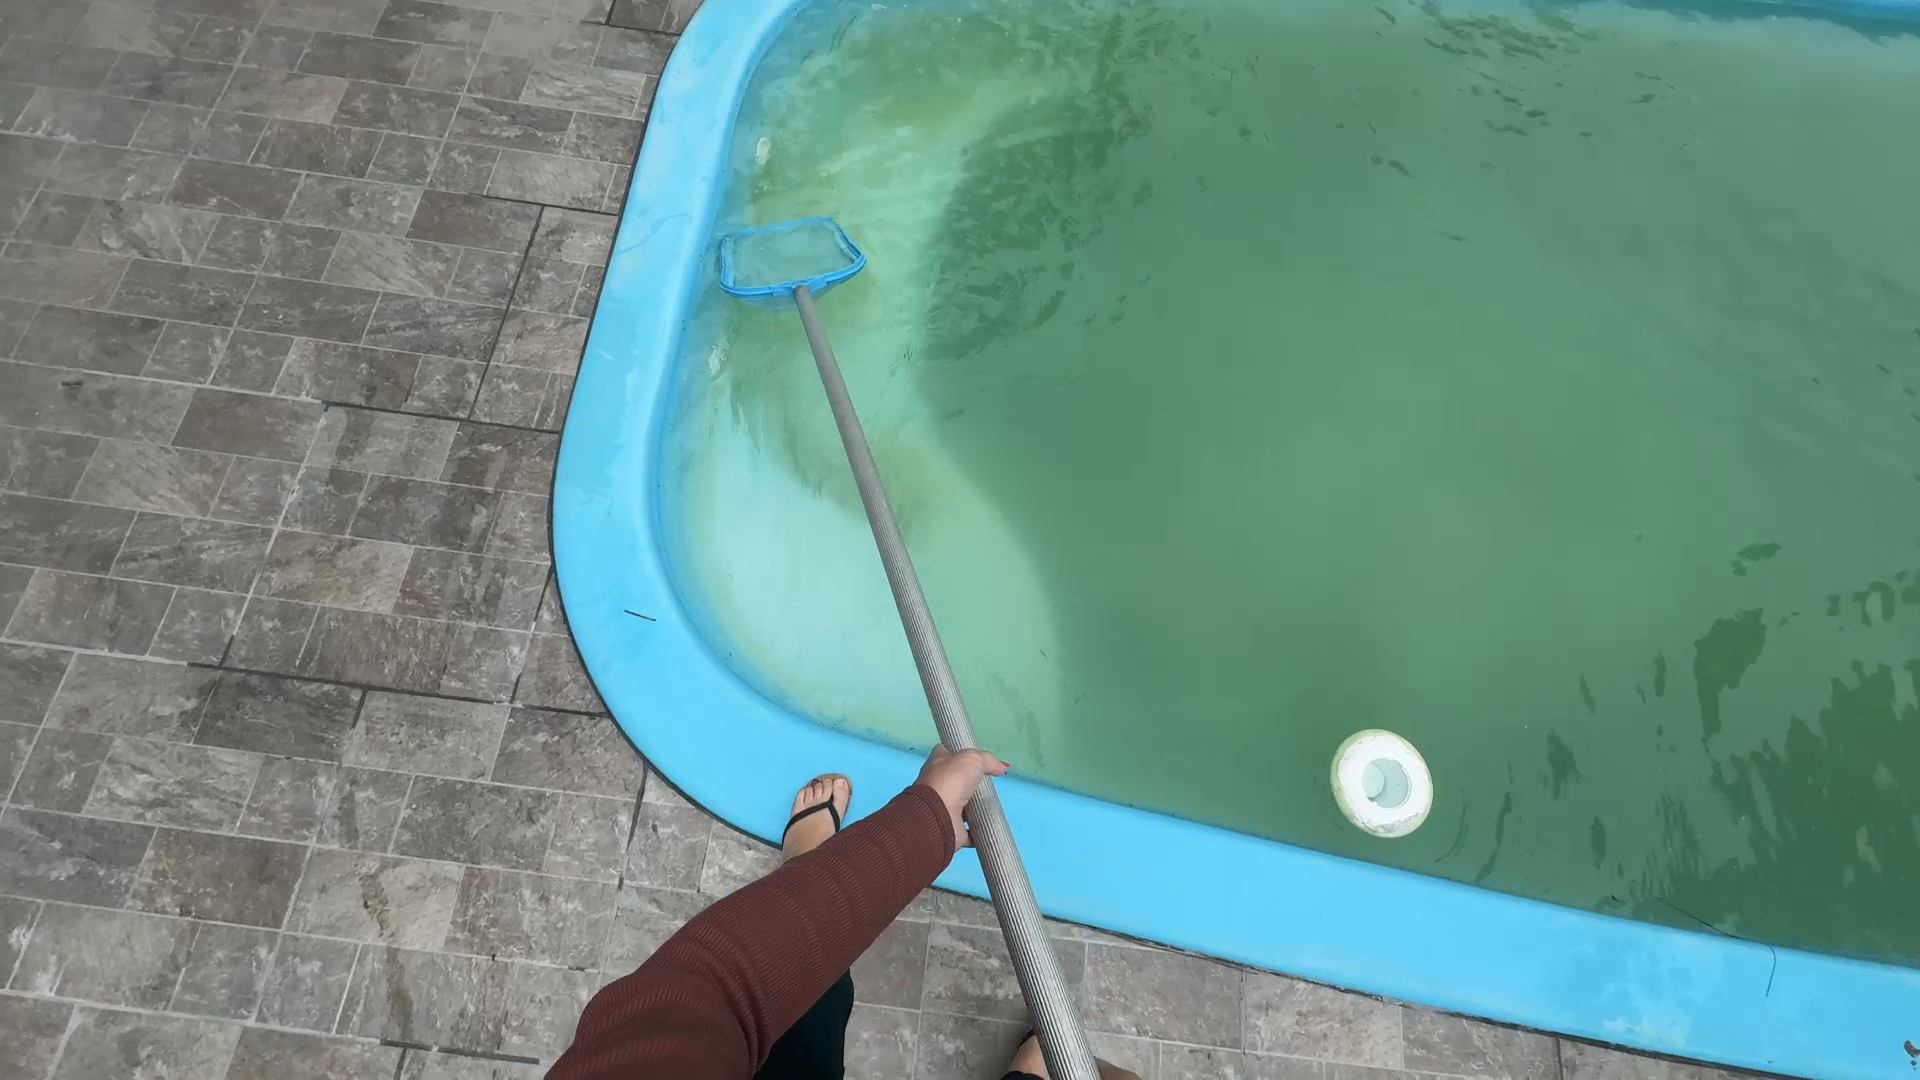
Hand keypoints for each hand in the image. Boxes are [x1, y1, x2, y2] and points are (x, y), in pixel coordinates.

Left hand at [916, 746, 1007, 849]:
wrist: (938, 815)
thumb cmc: (951, 780)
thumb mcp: (973, 759)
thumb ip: (988, 760)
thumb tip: (1001, 767)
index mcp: (937, 762)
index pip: (948, 753)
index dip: (960, 753)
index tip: (976, 759)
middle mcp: (938, 783)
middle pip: (957, 780)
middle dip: (970, 782)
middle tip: (988, 784)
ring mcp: (944, 807)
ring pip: (962, 805)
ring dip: (974, 807)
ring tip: (991, 804)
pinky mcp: (952, 827)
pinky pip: (969, 829)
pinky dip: (978, 829)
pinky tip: (990, 825)